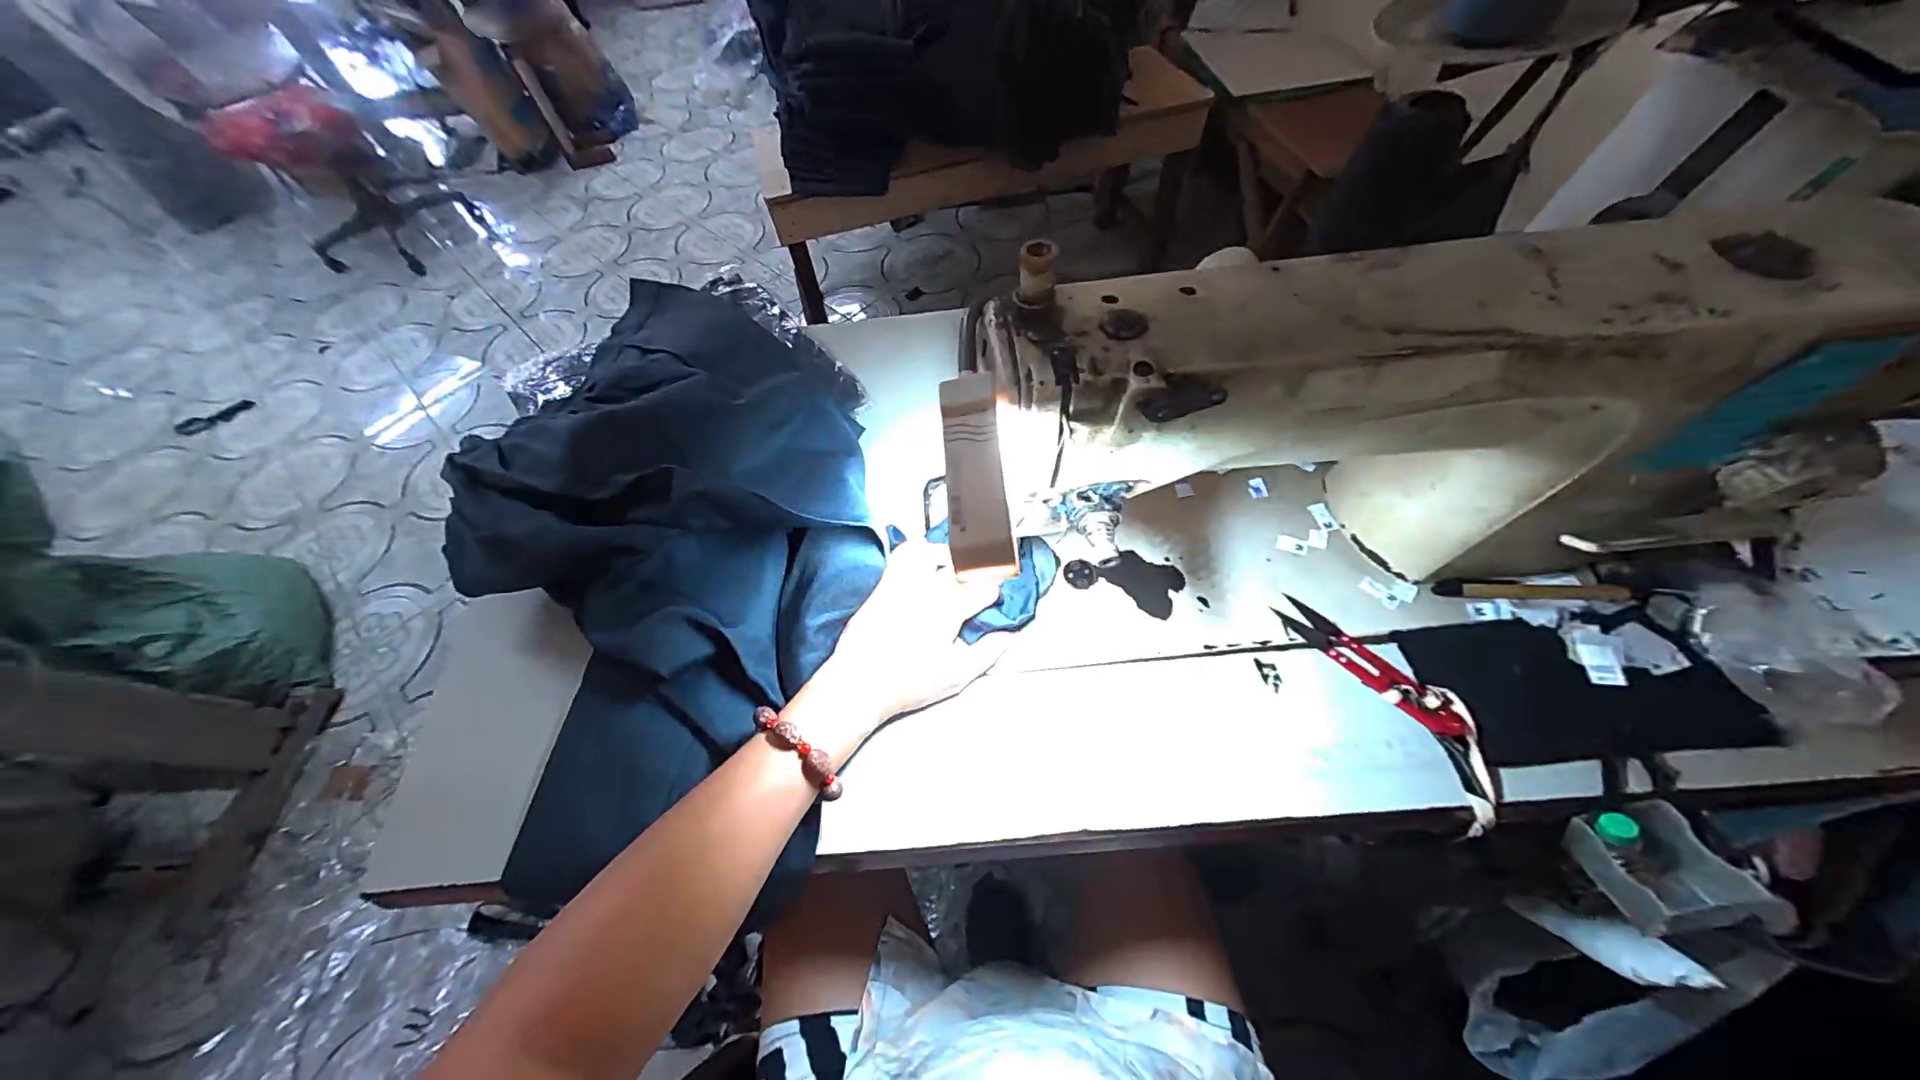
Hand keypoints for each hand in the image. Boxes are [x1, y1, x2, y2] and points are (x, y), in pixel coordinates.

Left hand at [796, 540, 1014, 758]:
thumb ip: (985, 654)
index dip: (995, 588)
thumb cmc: (908, 682)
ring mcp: (901, 585)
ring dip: (944, 553)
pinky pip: (899, 558)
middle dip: (977, 566)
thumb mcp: (955, 676)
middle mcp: (926, 590)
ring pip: (928, 552)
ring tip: (951, 560)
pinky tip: (919, 558)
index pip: (982, 589)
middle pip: (959, 565)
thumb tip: (1005, 638)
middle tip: (984, 570)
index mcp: (949, 610)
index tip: (999, 591)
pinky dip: (914, 552)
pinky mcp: (881, 588)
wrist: (858, 682)